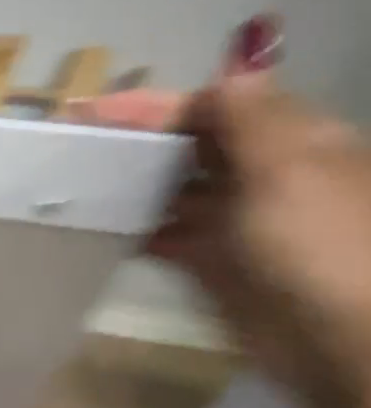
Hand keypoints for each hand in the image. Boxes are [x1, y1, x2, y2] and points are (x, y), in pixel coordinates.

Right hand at [77, 75, 370, 394]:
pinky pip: (165, 236)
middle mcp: (266, 175)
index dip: (155, 106)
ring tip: (70, 186)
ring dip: (129, 186)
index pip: (216, 108)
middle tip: (69, 145)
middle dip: (137, 141)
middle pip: (192, 147)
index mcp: (294, 143)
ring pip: (174, 191)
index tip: (88, 112)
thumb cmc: (317, 246)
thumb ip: (252, 122)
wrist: (338, 336)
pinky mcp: (214, 263)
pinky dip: (134, 230)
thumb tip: (228, 71)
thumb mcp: (288, 171)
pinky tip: (96, 230)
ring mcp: (238, 222)